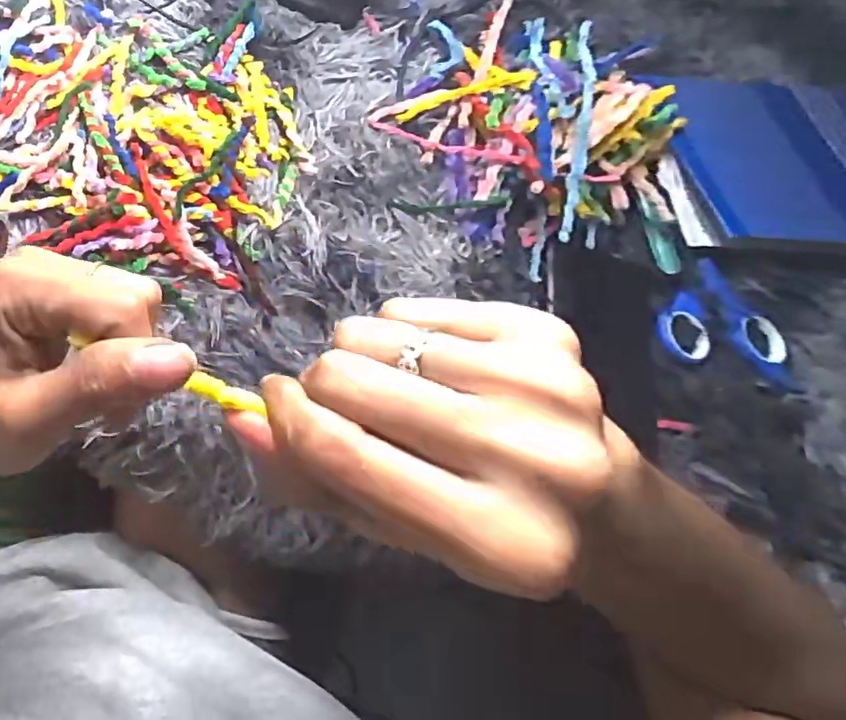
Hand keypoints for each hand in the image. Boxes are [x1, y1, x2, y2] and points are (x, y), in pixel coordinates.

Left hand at [0, 248, 198, 476]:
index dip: (133, 360)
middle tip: (101, 403)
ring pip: (137, 298)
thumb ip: (100, 383)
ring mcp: (54, 265)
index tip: (110, 412)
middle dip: (132, 356)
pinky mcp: (68, 279)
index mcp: (19, 284)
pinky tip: (90, 368)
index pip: (119, 305)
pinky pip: (125, 302)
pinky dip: (121, 344)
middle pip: (133, 295)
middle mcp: (39, 260)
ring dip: (129, 353)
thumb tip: (183, 359)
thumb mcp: (34, 419)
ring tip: (92, 390)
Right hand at [227, 298, 623, 599]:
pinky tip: (437, 366)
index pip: (340, 450)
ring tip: (402, 389)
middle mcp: (530, 456)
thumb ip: (308, 477)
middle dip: (324, 387)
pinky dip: (401, 334)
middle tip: (355, 408)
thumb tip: (240, 415)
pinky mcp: (545, 330)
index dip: (286, 418)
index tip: (274, 401)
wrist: (606, 501)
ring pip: (367, 331)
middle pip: (343, 377)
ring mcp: (545, 383)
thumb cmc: (478, 523)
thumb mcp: (391, 527)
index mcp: (497, 539)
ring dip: (362, 358)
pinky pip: (407, 307)